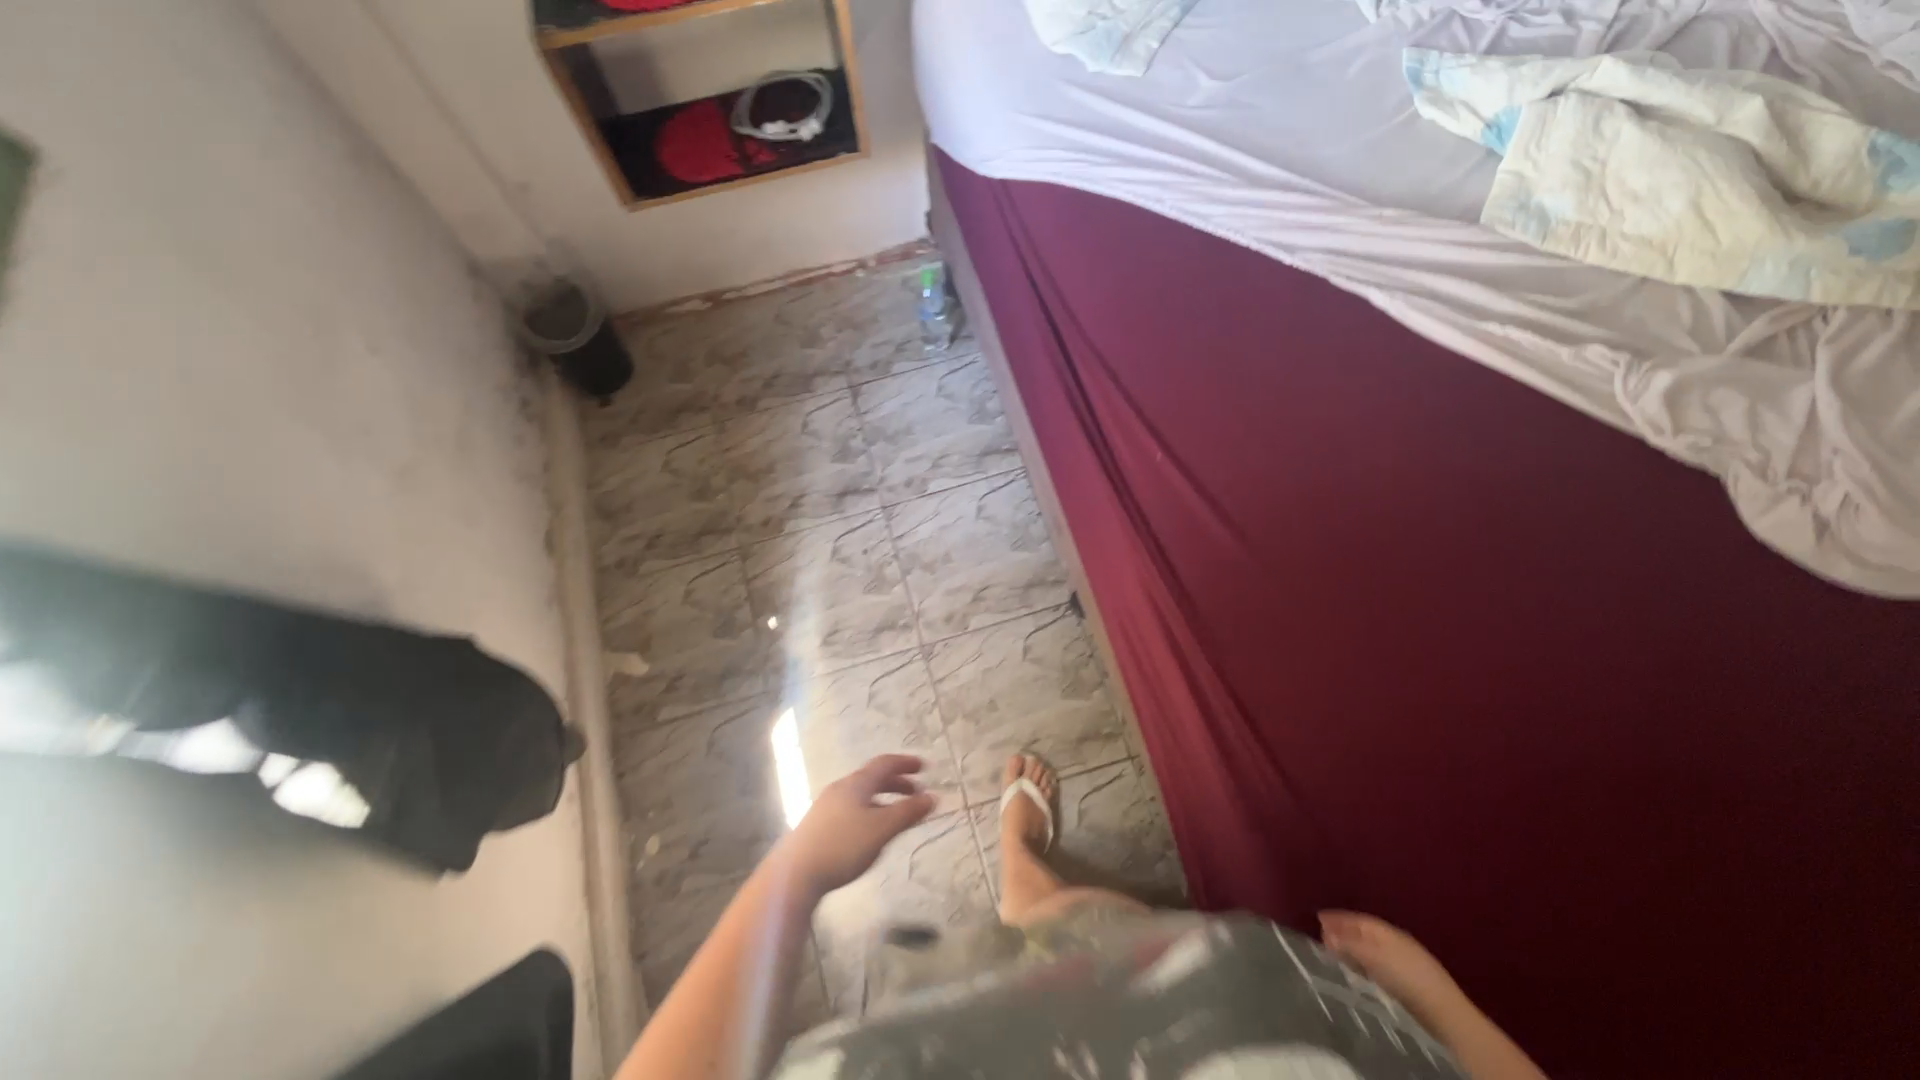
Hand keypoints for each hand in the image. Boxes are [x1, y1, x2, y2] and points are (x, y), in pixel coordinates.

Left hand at [773, 754, 936, 897]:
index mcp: (856, 784)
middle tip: (916, 792)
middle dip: (896, 782)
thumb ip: (908, 812)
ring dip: (883, 799)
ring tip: (897, 815)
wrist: (795, 873)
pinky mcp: (818, 826)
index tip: (925, 768)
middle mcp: (840, 789)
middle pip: (872, 778)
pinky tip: (871, 832)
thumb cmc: (843, 846)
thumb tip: (933, 797)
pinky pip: (851, 809)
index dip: (905, 763)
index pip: (884, 764)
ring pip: (860, 795)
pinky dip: (869, 811)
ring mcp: (826, 807)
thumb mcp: (882, 829)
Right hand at [1319, 911, 1464, 1016]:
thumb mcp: (1373, 958)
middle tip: (1322, 933)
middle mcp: (1395, 941)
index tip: (1318, 917)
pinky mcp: (1406, 979)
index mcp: (1387, 932)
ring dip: (1352, 946)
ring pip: (1370, 948)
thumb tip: (1326, 932)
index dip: (1338, 918)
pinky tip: (1358, 969)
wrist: (1442, 1009)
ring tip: (1334, 950)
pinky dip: (1362, 961)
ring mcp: (1402, 960)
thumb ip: (1349, 945)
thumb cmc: (1405, 978)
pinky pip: (1376, 962)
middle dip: (1343, 930)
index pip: (1359, 919)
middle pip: (1364, 932)